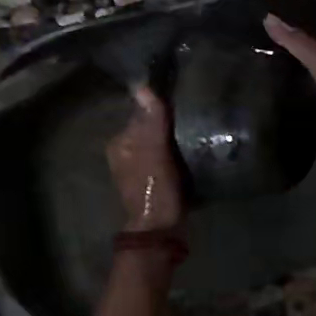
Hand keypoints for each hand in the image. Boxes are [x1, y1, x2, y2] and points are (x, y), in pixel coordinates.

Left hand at [105, 84, 181, 230]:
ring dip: (172, 136)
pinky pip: (163, 154)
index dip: (160, 107)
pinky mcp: (151, 179)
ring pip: (156, 141)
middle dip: (167, 121)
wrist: (160, 229)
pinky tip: (190, 150)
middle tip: (193, 114)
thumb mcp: (156, 152)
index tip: (182, 101)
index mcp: (119, 144)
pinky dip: (174, 150)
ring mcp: (137, 167)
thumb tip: (143, 87)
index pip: (140, 114)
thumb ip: (152, 122)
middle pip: (148, 128)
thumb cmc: (156, 188)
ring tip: (195, 129)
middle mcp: (124, 153)